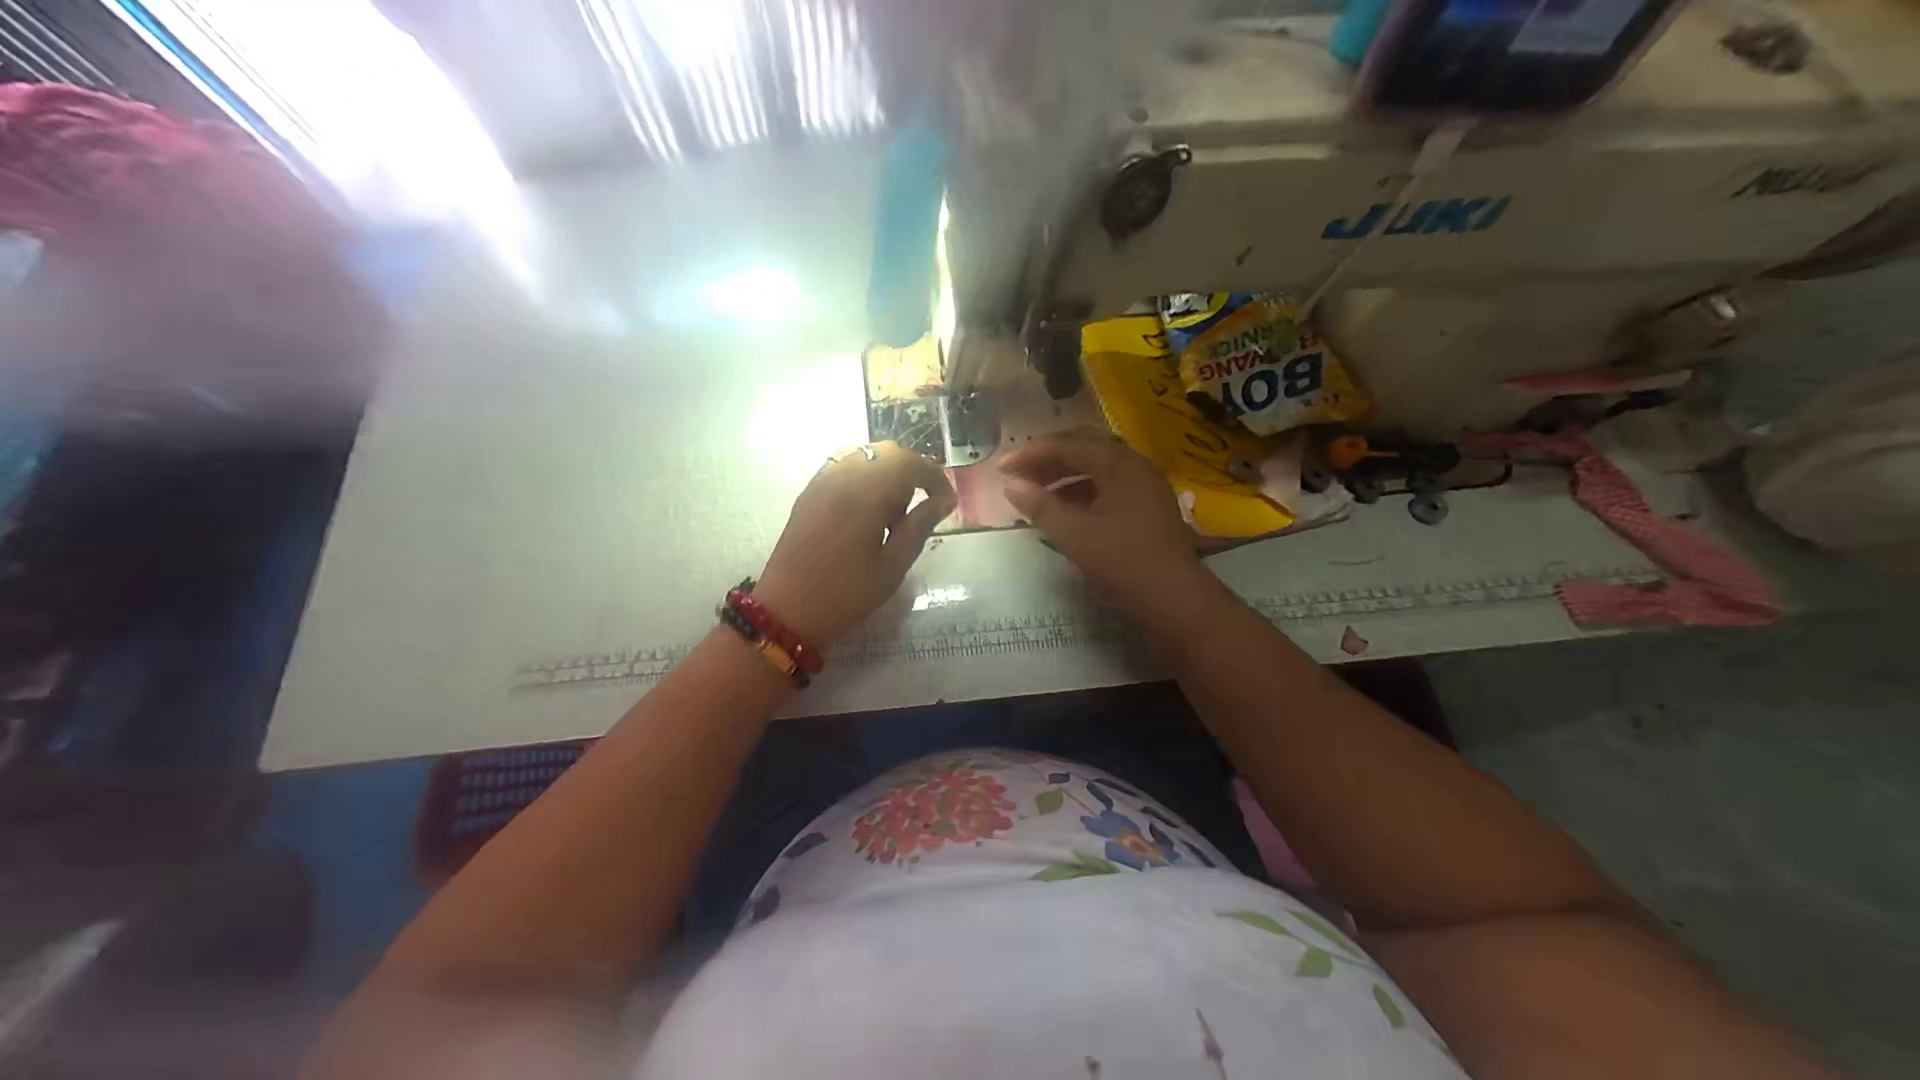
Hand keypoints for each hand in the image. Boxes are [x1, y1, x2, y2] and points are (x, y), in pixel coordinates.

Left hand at [755, 441, 956, 648]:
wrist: (787, 611)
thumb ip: (919, 526)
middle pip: (888, 453)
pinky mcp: (809, 493)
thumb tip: (943, 501)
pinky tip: (867, 512)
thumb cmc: (846, 594)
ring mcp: (822, 482)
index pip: (911, 464)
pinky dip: (864, 478)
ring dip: (888, 474)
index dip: (936, 478)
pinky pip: (844, 468)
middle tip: (924, 507)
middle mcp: (842, 476)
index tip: (947, 504)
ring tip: (893, 514)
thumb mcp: (892, 566)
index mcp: (866, 493)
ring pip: (865, 456)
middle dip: (913, 473)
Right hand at [996, 432, 1207, 605]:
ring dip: (1064, 475)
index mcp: (1118, 463)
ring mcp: (1145, 484)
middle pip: (1085, 448)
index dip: (1031, 454)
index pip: (1067, 446)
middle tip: (1018, 473)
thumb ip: (1040, 506)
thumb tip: (1011, 486)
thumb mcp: (1074, 534)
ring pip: (1098, 467)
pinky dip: (1082, 490)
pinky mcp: (1148, 504)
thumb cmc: (1122, 561)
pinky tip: (1065, 508)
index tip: (1001, 467)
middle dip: (1048, 459)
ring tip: (1036, 492)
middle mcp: (1135, 464)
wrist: (1174, 597)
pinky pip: (1109, 484)